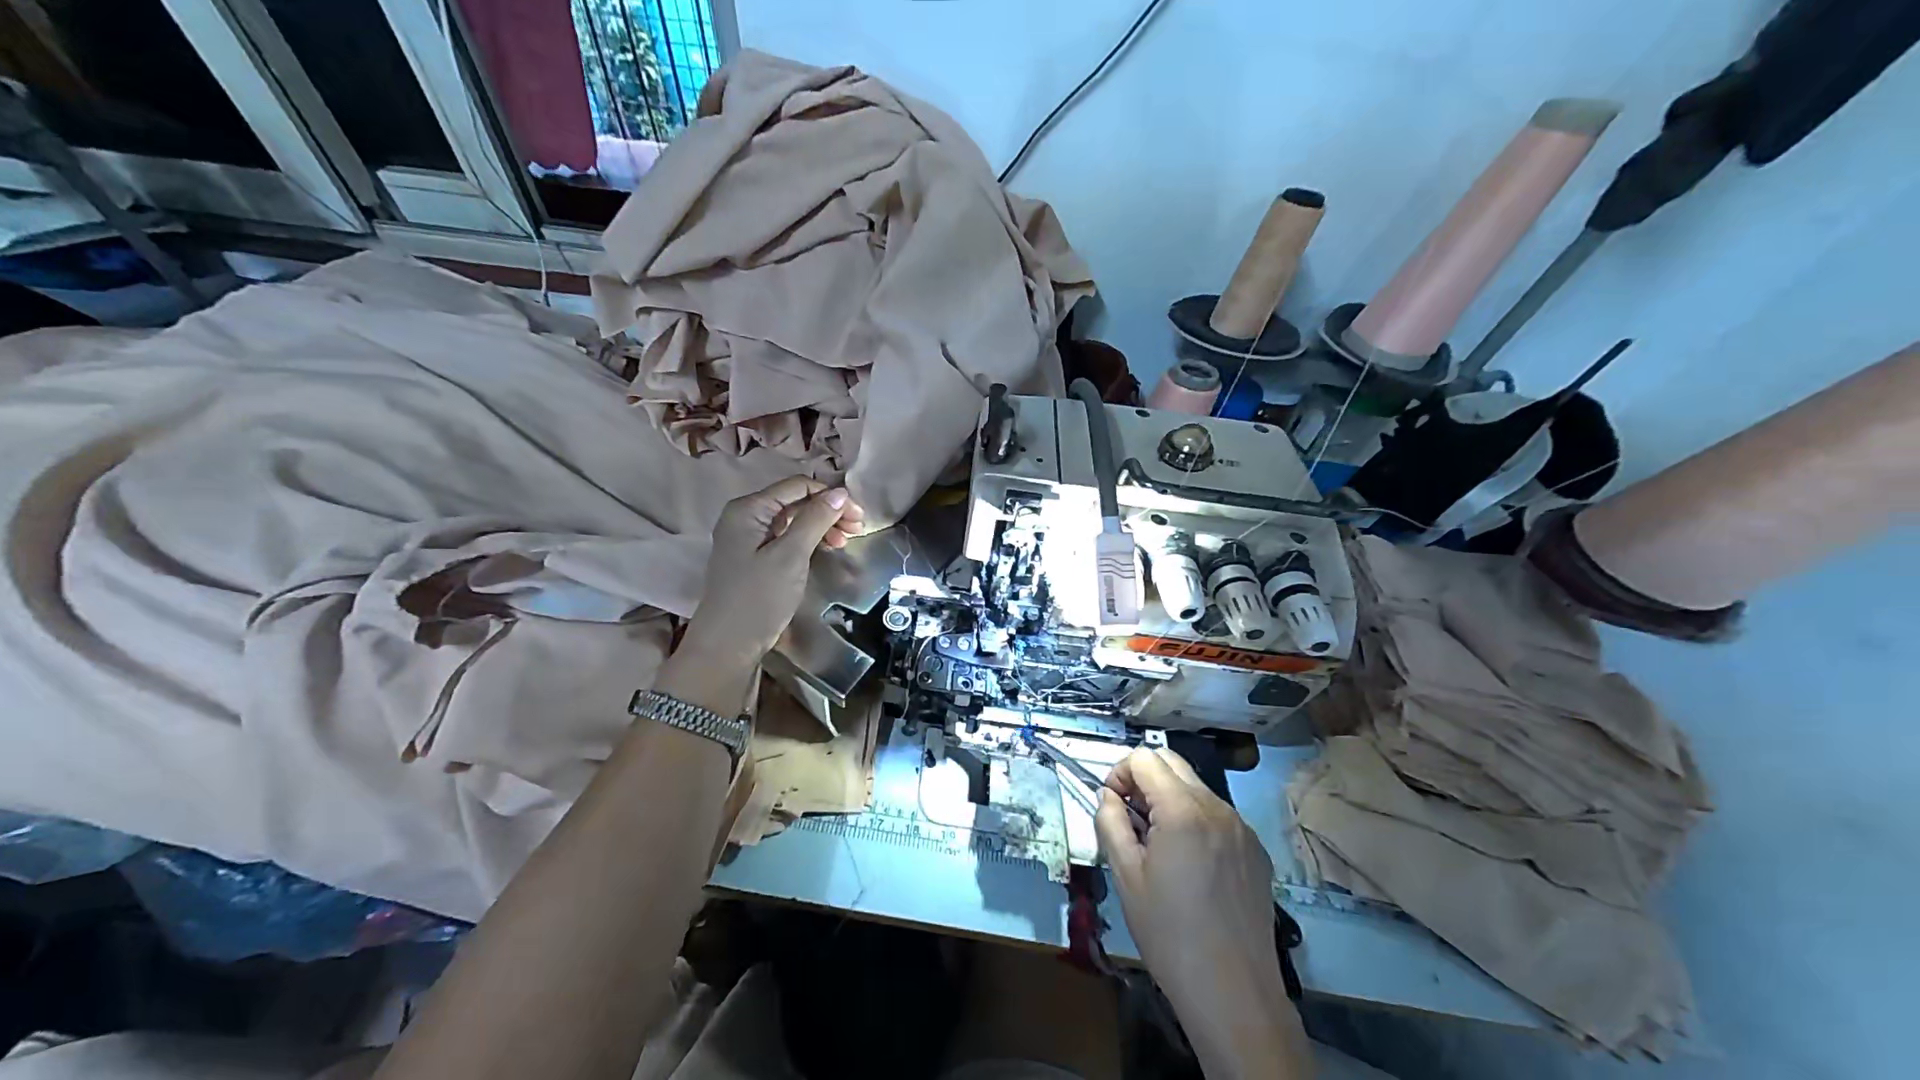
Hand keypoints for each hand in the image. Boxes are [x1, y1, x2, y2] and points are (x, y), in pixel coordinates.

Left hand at [678, 477, 864, 671]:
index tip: (858, 517)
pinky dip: (808, 540)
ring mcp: (748, 538)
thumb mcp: (791, 555)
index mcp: (749, 509)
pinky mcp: (754, 557)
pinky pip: (786, 538)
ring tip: (845, 542)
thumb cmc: (759, 597)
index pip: (797, 486)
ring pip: (792, 520)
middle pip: (795, 501)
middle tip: (857, 530)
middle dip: (828, 511)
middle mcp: (745, 516)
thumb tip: (840, 493)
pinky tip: (826, 549)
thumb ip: (815, 520)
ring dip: (821, 526)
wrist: (728, 644)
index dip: (831, 496)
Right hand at [1095, 749, 1289, 1028]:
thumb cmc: (1169, 934)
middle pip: (1172, 762)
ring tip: (1158, 846)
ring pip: (1196, 788)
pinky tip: (1190, 866)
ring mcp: (1242, 828)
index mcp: (1183, 810)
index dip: (1119, 774)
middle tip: (1130, 820)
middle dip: (1143, 779)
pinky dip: (1195, 821)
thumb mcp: (1125, 876)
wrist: (1233, 991)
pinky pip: (1218, 816)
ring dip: (1170, 799)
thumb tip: (1108, 797)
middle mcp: (1218, 808)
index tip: (1111, 806)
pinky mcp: (1256, 850)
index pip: (1144, 758)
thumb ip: (1110, 823)